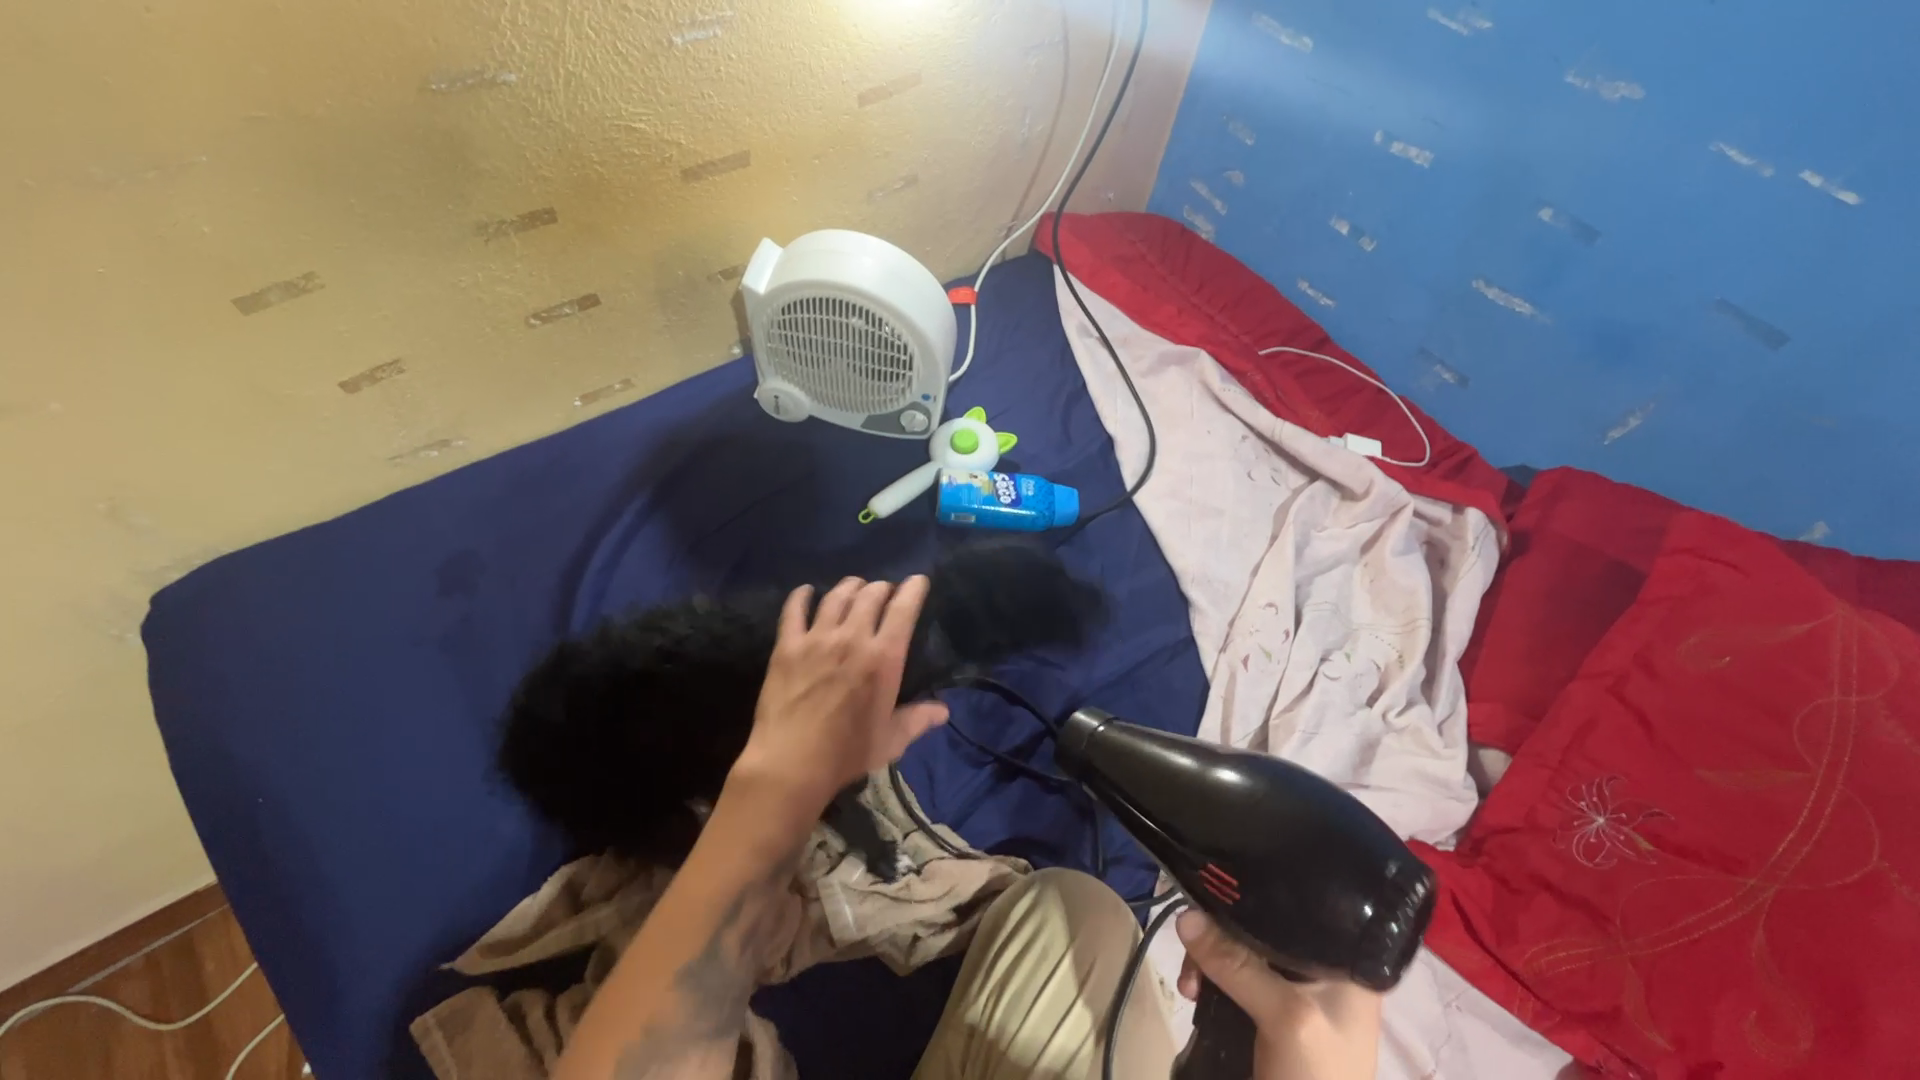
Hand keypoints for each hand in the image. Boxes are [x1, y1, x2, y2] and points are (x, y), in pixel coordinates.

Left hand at [733, 576, 949, 809]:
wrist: (791, 762)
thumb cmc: (846, 753)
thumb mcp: (891, 740)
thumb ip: (918, 720)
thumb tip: (944, 711)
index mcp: (883, 658)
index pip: (903, 609)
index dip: (913, 589)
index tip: (917, 581)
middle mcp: (852, 638)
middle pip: (870, 595)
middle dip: (882, 587)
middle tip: (884, 593)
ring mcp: (816, 639)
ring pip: (836, 596)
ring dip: (849, 587)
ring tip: (854, 588)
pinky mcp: (787, 646)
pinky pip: (794, 609)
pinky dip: (802, 595)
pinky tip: (806, 592)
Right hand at [1176, 911, 1383, 1079]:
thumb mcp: (1284, 1017)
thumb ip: (1237, 964)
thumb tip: (1186, 917)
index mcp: (1344, 963)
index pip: (1295, 908)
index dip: (1251, 898)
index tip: (1210, 898)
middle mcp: (1322, 971)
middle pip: (1259, 929)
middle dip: (1220, 937)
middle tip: (1192, 953)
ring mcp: (1296, 997)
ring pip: (1240, 954)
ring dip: (1208, 961)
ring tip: (1190, 987)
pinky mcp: (1270, 1019)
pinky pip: (1233, 981)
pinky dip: (1210, 982)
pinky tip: (1194, 993)